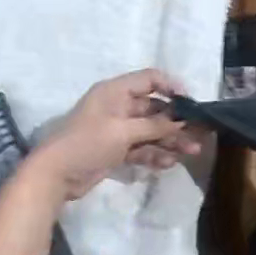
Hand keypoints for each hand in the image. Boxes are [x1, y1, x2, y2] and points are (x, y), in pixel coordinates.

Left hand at [24, 69, 204, 200]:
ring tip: (192, 151)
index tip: (192, 103)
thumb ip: (155, 126)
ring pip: (152, 131)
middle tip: (199, 134)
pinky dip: (156, 154)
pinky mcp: (117, 149)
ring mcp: (118, 129)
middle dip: (177, 122)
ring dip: (171, 140)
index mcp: (116, 92)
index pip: (150, 79)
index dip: (173, 87)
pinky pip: (143, 148)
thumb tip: (182, 122)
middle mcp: (119, 107)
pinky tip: (170, 163)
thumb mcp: (123, 131)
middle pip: (155, 108)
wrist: (55, 175)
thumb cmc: (87, 143)